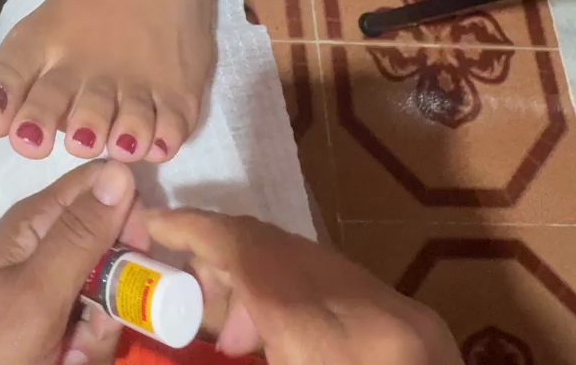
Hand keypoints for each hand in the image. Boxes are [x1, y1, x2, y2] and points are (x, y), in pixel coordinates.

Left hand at [0, 161, 141, 364]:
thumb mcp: (35, 293)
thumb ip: (80, 235)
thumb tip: (123, 168)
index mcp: (38, 219)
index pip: (105, 184)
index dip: (132, 215)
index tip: (141, 262)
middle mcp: (47, 243)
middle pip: (113, 249)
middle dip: (115, 294)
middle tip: (88, 330)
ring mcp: (48, 285)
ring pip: (107, 297)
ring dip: (97, 334)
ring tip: (64, 358)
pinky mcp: (49, 321)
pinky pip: (89, 329)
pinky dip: (82, 351)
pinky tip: (59, 364)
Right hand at [145, 210, 459, 364]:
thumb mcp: (279, 361)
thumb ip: (231, 347)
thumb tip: (196, 326)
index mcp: (327, 342)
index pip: (247, 250)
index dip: (192, 229)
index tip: (154, 223)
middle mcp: (373, 311)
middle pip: (275, 246)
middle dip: (222, 258)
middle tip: (193, 301)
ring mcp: (405, 314)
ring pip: (308, 257)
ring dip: (260, 277)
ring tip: (238, 338)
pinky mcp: (422, 323)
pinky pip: (341, 282)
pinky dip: (299, 294)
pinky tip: (286, 339)